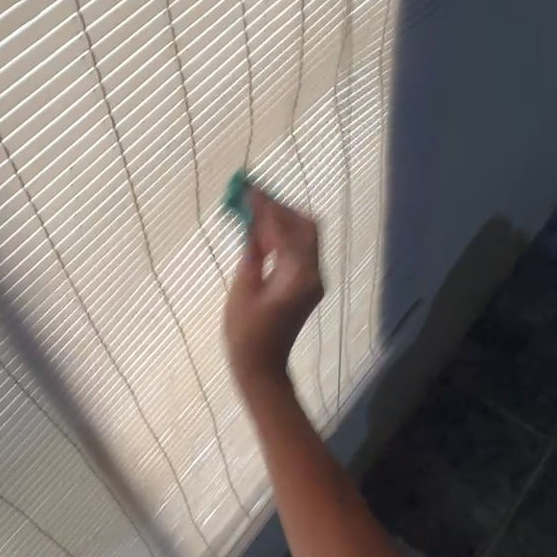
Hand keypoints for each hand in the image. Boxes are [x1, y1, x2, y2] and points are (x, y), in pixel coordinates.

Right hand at [225, 188, 324, 389]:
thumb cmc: (246, 333)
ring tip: (254, 210)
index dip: (267, 206)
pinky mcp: (306, 284)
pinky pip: (299, 250)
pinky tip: (261, 232)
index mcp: (298, 275)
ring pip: (305, 236)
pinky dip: (283, 236)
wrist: (262, 368)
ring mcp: (313, 279)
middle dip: (281, 208)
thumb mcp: (243, 288)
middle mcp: (313, 273)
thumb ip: (252, 251)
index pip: (286, 228)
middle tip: (254, 197)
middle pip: (306, 226)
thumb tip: (253, 221)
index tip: (249, 189)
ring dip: (282, 220)